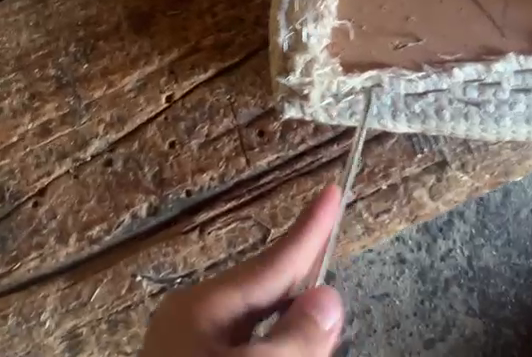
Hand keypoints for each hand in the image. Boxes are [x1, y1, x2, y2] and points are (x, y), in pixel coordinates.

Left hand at [140, 185, 345, 355]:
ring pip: (267, 335)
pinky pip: (256, 354)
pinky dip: (277, 353)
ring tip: (318, 332)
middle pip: (271, 298)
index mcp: (200, 312)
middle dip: (307, 293)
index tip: (332, 190)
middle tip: (334, 270)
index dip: (309, 229)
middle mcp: (196, 329)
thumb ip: (295, 342)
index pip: (271, 263)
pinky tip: (298, 347)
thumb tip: (330, 299)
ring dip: (296, 338)